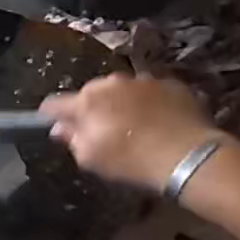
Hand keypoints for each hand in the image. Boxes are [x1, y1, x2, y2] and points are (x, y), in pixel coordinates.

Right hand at [41, 74, 226, 191]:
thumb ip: (71, 139)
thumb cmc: (130, 159)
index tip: (56, 126)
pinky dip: (147, 103)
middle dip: (91, 108)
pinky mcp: (172, 84)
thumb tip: (61, 128)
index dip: (51, 116)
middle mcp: (111, 83)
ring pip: (121, 90)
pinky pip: (150, 91)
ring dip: (120, 104)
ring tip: (132, 126)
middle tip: (100, 131)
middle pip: (90, 93)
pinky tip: (156, 122)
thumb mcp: (89, 158)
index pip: (54, 103)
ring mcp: (143, 80)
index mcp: (86, 101)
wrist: (187, 155)